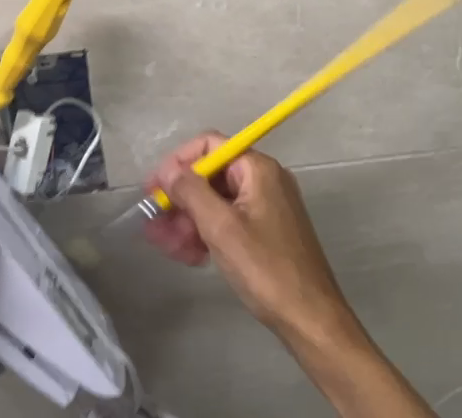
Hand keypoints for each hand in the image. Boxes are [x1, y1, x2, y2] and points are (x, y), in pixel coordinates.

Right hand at [143, 133, 357, 342]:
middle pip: (211, 176)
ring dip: (189, 220)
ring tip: (168, 247)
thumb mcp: (221, 228)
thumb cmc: (265, 268)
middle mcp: (264, 179)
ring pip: (216, 201)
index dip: (178, 163)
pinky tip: (192, 255)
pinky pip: (229, 219)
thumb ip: (191, 192)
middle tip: (154, 227)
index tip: (153, 190)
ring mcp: (266, 205)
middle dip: (180, 200)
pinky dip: (207, 232)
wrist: (309, 315)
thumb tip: (168, 169)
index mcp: (258, 169)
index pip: (210, 145)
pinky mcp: (266, 229)